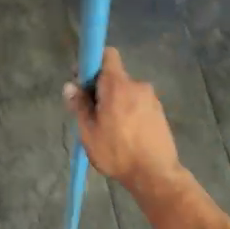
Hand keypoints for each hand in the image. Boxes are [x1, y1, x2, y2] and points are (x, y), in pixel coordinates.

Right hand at [64, 48, 182, 191]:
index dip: (92, 64)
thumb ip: (79, 106)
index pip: (107, 55)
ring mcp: (151, 98)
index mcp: (118, 86)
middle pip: (115, 77)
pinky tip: (125, 135)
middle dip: (101, 90)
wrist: (155, 173)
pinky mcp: (159, 111)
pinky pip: (137, 104)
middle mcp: (137, 85)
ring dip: (115, 103)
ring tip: (109, 130)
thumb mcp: (89, 132)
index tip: (82, 82)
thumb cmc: (117, 152)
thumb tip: (70, 86)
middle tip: (91, 115)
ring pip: (126, 93)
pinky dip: (128, 112)